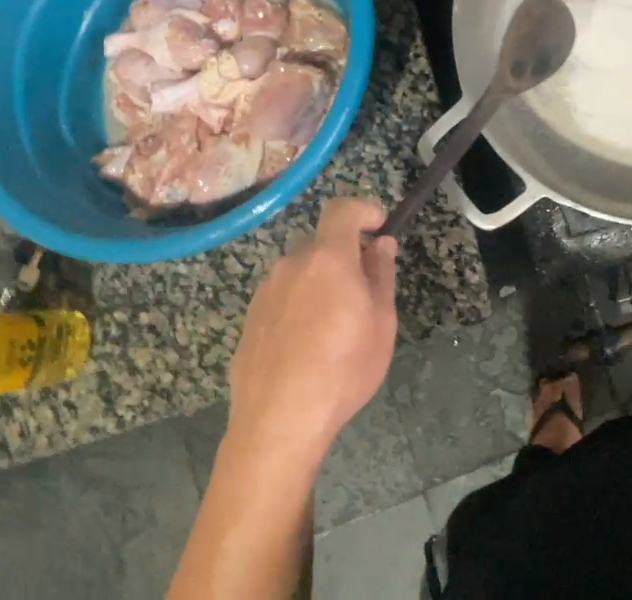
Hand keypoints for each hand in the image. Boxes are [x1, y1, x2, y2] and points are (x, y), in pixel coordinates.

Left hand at [224, 199, 397, 463]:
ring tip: (335, 322)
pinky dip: (299, 303)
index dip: (364, 210)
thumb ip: (381, 274)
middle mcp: (291, 265)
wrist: (279, 421)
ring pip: (299, 271)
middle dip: (344, 253)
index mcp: (327, 259)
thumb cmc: (343, 369)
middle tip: (364, 286)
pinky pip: (282, 296)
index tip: (380, 225)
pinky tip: (308, 343)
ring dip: (320, 280)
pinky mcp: (250, 319)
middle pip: (320, 243)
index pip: (341, 210)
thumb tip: (380, 244)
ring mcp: (265, 291)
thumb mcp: (381, 322)